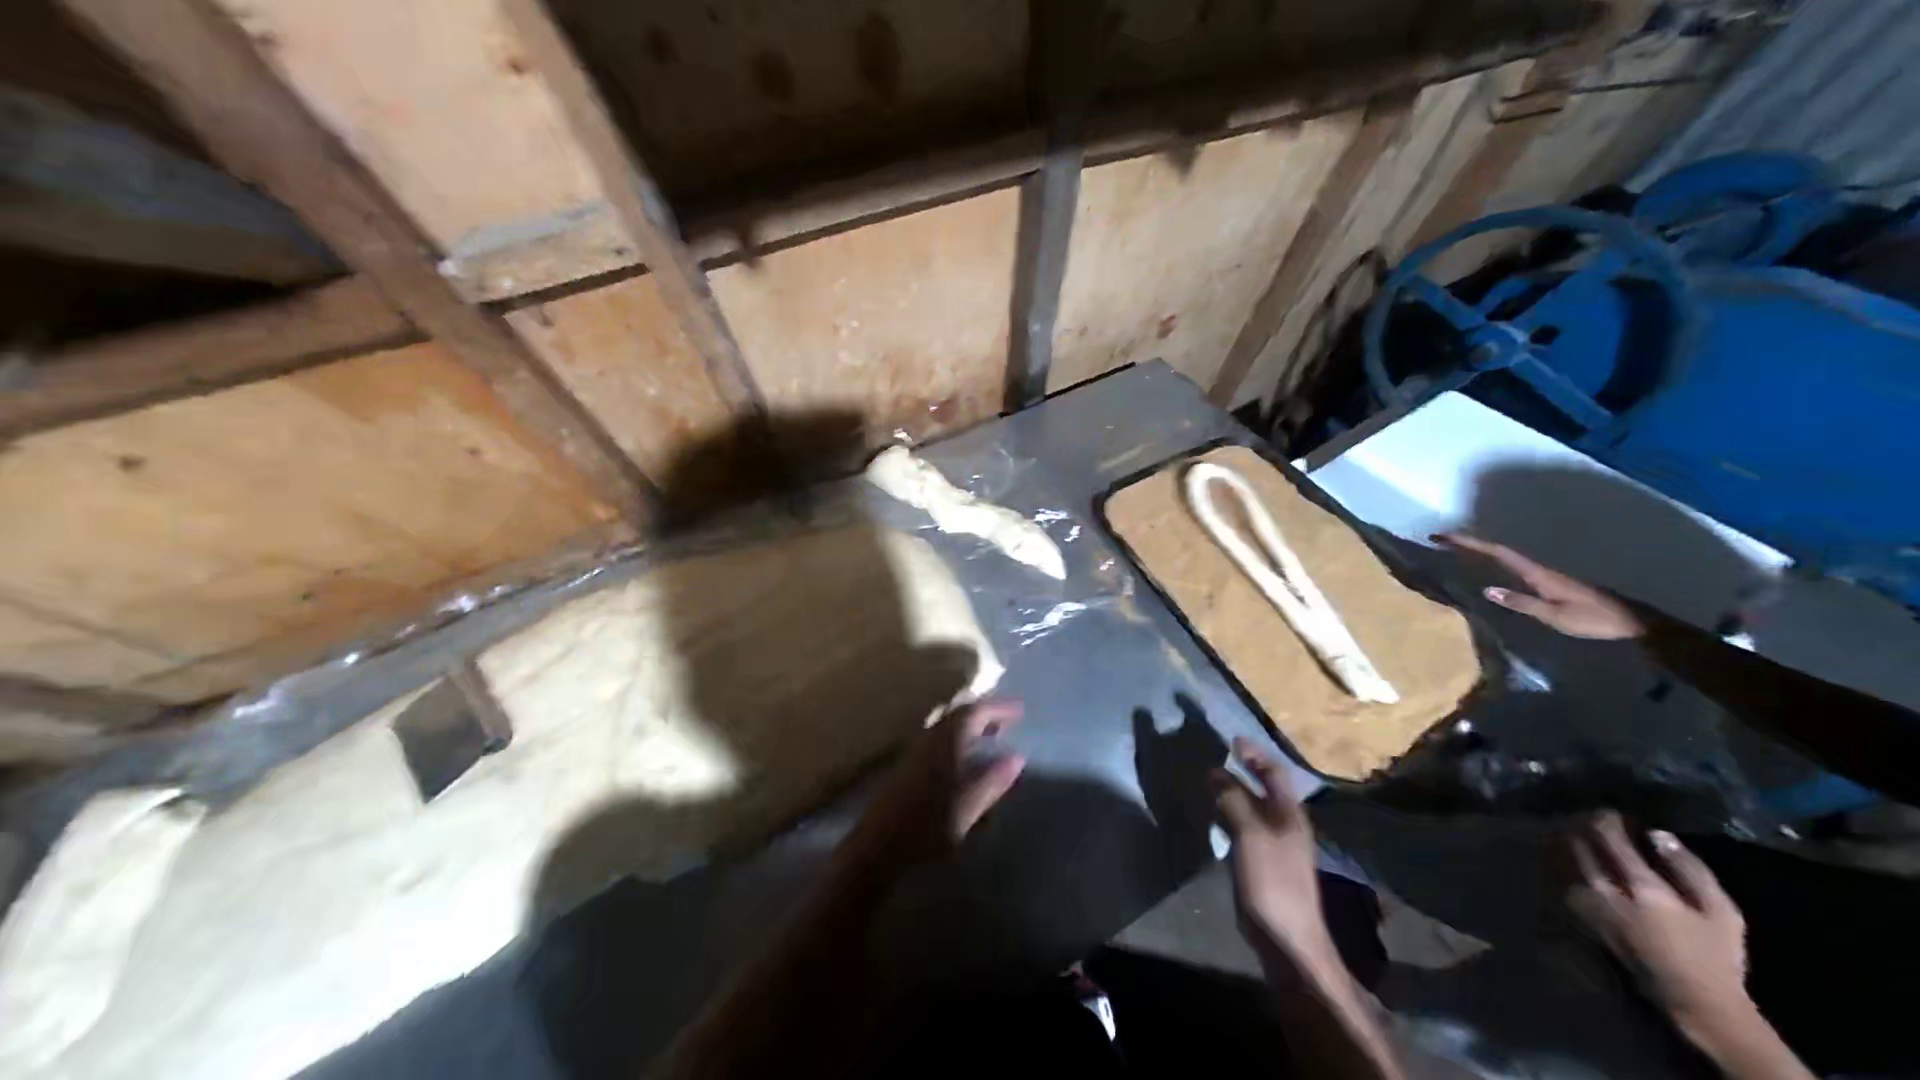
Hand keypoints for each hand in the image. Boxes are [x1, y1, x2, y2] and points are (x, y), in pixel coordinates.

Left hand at [839, 700, 1025, 872]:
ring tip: (991, 737)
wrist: (879, 845)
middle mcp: (929, 738)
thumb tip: (1017, 757)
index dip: (998, 708)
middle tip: (1008, 720)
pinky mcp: (907, 766)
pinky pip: (939, 739)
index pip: (975, 712)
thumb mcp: (969, 807)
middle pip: (959, 714)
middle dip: (985, 713)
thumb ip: (993, 781)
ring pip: (947, 726)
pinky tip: (964, 759)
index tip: (1020, 710)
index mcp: (946, 742)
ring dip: (970, 726)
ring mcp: (915, 751)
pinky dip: (958, 739)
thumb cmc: (928, 825)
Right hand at [1213, 737, 1330, 958]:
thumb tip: (1215, 771)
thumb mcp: (1250, 834)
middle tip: (1216, 758)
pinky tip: (1215, 818)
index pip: (1275, 772)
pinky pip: (1246, 827)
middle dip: (1243, 770)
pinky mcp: (1264, 864)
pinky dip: (1230, 814)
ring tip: (1210, 783)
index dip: (1255, 753)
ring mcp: (1277, 846)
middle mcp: (1287, 825)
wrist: (1287, 938)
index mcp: (1290, 814)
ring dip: (1235, 792)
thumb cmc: (1272, 881)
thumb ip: (1233, 799)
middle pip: (1266, 788)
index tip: (1232, 739)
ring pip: (1255, 808)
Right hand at [1436, 532, 1645, 639]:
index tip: (1444, 536)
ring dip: (1480, 551)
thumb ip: (1521, 602)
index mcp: (1538, 574)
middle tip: (1441, 540)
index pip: (1498, 553)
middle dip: (1469, 544)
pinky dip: (1494, 561)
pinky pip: (1514, 567)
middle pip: (1499, 550)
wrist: (1635, 624)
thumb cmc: (1595, 620)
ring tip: (1456, 551)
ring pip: (1506, 557)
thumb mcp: (1556, 616)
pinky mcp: (1550, 583)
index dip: (1470, 543)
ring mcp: (1546, 575)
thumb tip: (1487, 589)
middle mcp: (1539, 569)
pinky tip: (1487, 568)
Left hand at [1567, 812, 1750, 1033]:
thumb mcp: (1722, 912)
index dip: (1606, 818)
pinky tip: (1568, 852)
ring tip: (1578, 830)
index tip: (1613, 813)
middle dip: (1581, 823)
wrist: (1690, 996)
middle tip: (1592, 818)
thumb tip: (1657, 834)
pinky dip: (1559, 857)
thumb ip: (1690, 869)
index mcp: (1642, 886)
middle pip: (1578, 841)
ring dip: (1566, 837)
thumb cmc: (1713, 952)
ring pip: (1562, 854)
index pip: (1608, 837)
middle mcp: (1606, 889)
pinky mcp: (1579, 913)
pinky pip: (1558, 873)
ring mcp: (1587, 901)